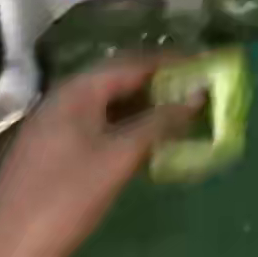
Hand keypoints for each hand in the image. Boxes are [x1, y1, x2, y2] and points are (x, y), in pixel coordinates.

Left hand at [0, 58, 199, 256]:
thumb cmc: (65, 196)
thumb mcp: (121, 156)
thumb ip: (164, 120)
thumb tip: (201, 93)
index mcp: (79, 90)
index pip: (138, 62)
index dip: (176, 61)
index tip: (209, 64)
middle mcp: (64, 99)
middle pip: (123, 79)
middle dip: (162, 82)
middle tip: (197, 87)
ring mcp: (52, 127)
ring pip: (111, 103)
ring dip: (146, 105)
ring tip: (179, 111)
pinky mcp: (49, 153)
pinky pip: (98, 123)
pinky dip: (127, 123)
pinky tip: (145, 138)